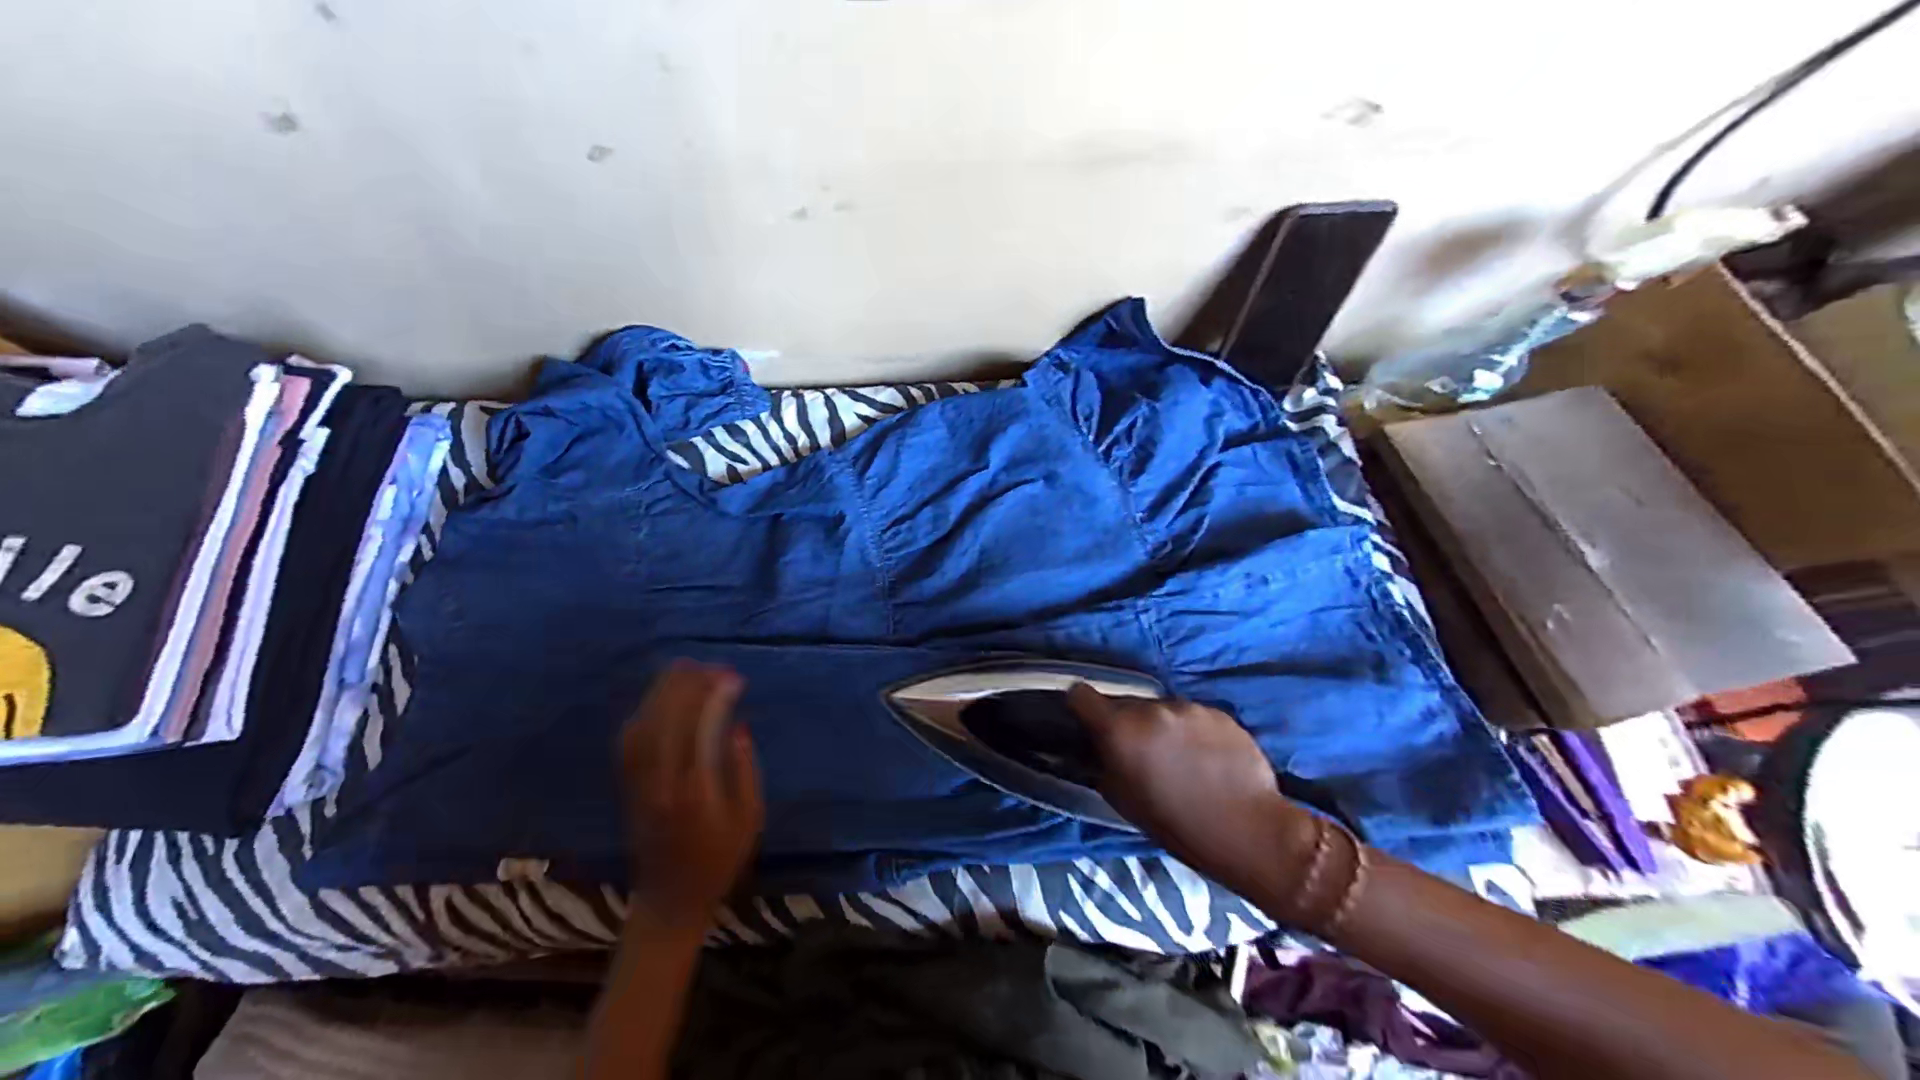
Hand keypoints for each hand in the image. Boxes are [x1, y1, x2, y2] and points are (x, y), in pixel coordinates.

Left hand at [619, 661, 762, 925]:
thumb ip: (744, 770)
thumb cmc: (720, 860)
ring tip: (685, 671)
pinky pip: (628, 741)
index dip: (715, 697)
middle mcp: (659, 782)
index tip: (735, 679)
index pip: (700, 728)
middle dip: (685, 686)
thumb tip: (737, 727)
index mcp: (694, 790)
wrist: (670, 900)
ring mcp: (637, 784)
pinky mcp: (627, 787)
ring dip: (661, 694)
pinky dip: (644, 713)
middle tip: (709, 666)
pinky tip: (660, 701)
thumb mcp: (749, 818)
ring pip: (641, 726)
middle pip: (664, 720)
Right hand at [1068, 684, 1312, 896]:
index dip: (1081, 707)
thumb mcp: (1122, 800)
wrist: (1246, 829)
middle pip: (1126, 705)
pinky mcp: (1219, 712)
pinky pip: (1194, 716)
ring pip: (1162, 710)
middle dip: (1129, 724)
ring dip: (1163, 727)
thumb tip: (1098, 748)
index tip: (1089, 722)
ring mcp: (1188, 707)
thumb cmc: (1174, 823)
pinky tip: (1208, 760)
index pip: (1081, 695)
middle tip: (1144, 755)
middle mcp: (1150, 708)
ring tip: (1182, 761)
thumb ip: (1103, 764)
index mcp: (1119, 729)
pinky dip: (1194, 732)